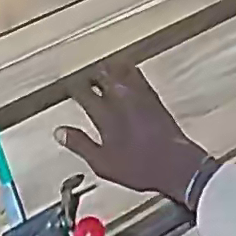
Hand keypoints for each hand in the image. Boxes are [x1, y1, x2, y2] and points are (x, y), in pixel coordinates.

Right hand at [57, 64, 214, 208]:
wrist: (176, 164)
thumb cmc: (139, 166)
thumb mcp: (103, 163)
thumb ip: (80, 144)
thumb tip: (59, 132)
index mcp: (105, 114)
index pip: (82, 92)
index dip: (73, 88)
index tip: (69, 90)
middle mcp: (120, 98)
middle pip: (99, 74)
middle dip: (89, 76)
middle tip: (84, 81)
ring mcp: (137, 94)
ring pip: (117, 69)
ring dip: (106, 69)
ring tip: (100, 74)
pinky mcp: (151, 94)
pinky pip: (135, 72)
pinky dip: (125, 69)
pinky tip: (124, 74)